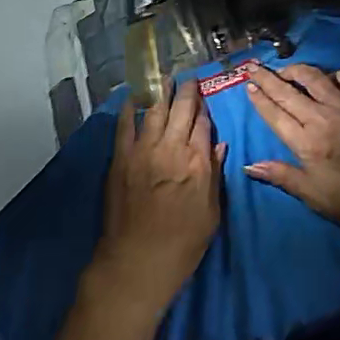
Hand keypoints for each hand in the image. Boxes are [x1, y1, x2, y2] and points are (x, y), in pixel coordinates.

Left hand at [90, 80, 224, 311]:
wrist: (137, 261)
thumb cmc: (182, 244)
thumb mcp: (211, 213)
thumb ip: (214, 174)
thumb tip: (219, 144)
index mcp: (198, 163)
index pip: (203, 124)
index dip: (204, 108)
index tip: (204, 97)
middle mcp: (173, 149)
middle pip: (182, 110)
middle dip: (186, 91)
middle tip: (188, 77)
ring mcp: (144, 150)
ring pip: (156, 111)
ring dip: (162, 92)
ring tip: (165, 77)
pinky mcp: (121, 157)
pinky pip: (126, 125)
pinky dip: (131, 108)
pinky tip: (134, 97)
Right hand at [243, 61, 339, 241]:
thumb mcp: (316, 197)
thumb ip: (283, 177)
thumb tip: (250, 166)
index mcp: (306, 142)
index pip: (274, 114)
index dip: (259, 98)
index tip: (247, 86)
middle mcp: (321, 117)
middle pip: (286, 90)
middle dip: (266, 77)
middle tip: (253, 67)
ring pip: (313, 77)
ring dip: (295, 70)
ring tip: (285, 70)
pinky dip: (332, 74)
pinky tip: (328, 80)